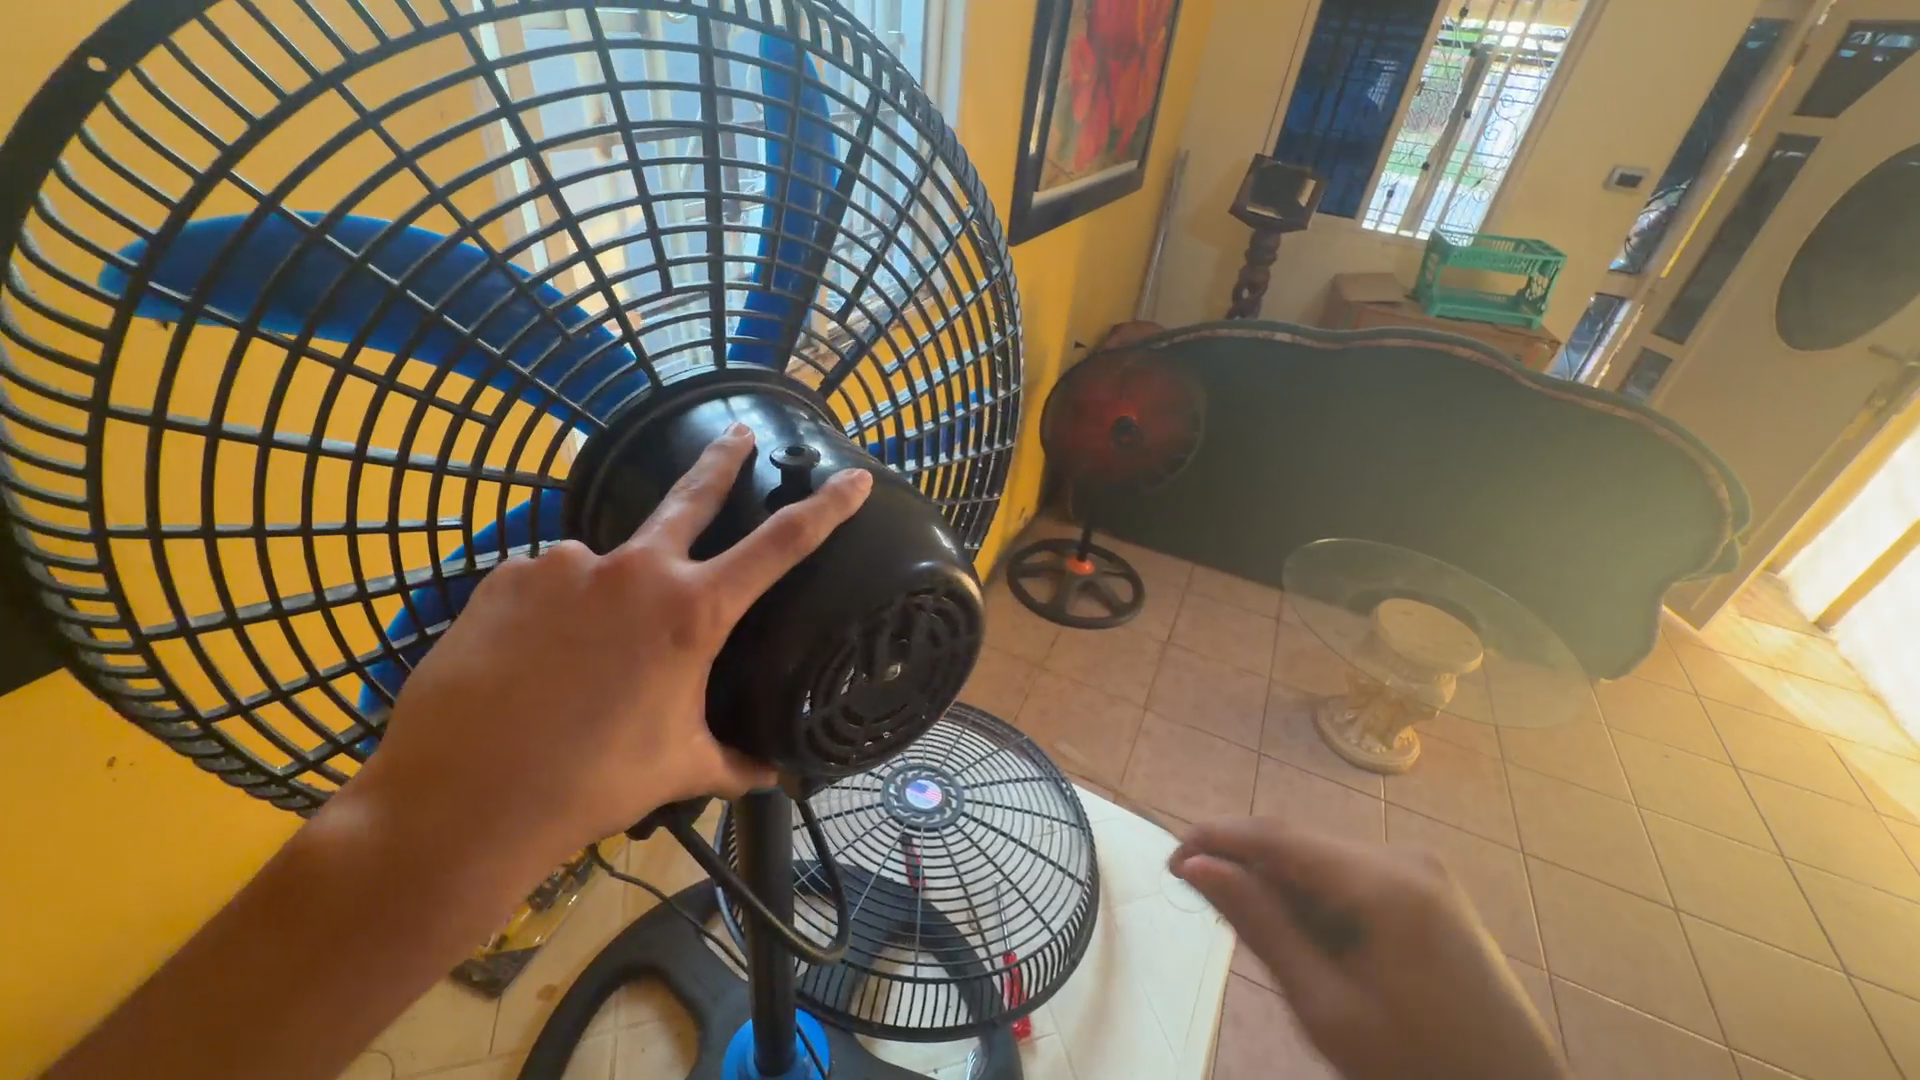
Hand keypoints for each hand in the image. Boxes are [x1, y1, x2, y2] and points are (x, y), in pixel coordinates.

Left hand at [348, 423, 873, 876]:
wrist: (465, 798)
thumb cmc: (593, 780)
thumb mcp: (681, 768)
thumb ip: (736, 762)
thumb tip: (774, 775)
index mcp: (692, 610)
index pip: (780, 545)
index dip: (825, 508)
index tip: (854, 478)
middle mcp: (634, 570)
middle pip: (692, 496)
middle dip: (723, 460)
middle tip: (739, 433)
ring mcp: (564, 566)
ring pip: (606, 567)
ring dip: (611, 596)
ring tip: (582, 660)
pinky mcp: (507, 578)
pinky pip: (548, 586)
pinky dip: (555, 613)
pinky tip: (534, 659)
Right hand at [1171, 819, 1562, 1079]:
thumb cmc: (1415, 1069)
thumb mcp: (1325, 1006)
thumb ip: (1260, 924)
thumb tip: (1196, 866)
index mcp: (1383, 883)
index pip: (1276, 836)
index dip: (1215, 840)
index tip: (1170, 864)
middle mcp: (1403, 857)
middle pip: (1298, 844)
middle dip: (1248, 868)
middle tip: (1207, 909)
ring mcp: (1421, 870)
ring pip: (1320, 858)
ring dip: (1281, 886)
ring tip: (1267, 939)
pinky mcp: (1427, 888)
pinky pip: (1349, 874)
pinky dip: (1316, 898)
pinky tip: (1311, 940)